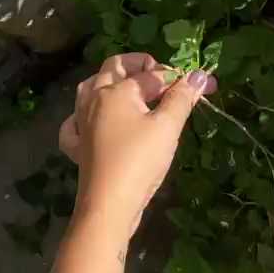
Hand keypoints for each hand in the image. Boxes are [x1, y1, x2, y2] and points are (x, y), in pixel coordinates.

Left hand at [58, 52, 216, 239]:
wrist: (109, 206)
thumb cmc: (139, 161)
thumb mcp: (167, 127)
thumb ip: (182, 98)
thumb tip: (199, 74)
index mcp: (116, 90)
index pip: (150, 75)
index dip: (176, 78)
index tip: (197, 84)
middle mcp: (94, 99)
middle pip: (114, 68)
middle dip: (138, 66)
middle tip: (160, 78)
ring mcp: (81, 122)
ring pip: (90, 89)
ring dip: (109, 83)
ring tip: (129, 90)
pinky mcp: (77, 146)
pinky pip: (74, 123)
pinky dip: (83, 117)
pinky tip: (92, 122)